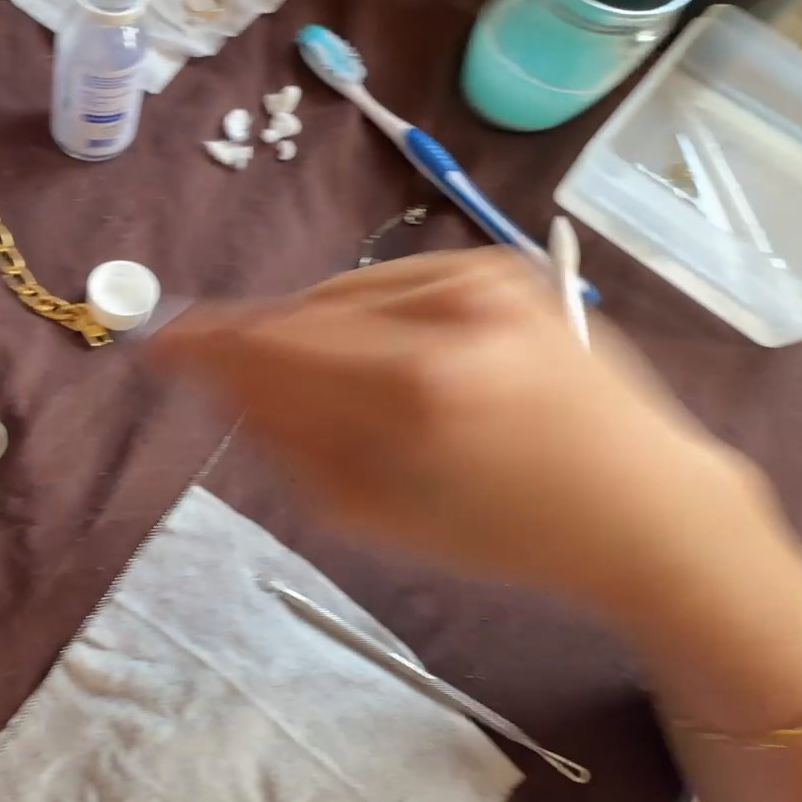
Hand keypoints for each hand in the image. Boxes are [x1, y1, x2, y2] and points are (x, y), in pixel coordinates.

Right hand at [153, 248, 772, 603]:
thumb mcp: (371, 514)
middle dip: (255, 348)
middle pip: (296, 312)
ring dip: (308, 336)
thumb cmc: (499, 534)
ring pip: (338, 293)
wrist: (643, 507)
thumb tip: (223, 383)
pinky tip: (381, 359)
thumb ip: (285, 440)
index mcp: (415, 389)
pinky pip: (385, 283)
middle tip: (244, 391)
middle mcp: (448, 312)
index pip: (271, 346)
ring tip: (334, 389)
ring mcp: (480, 277)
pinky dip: (359, 318)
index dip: (202, 344)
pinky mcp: (500, 266)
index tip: (159, 348)